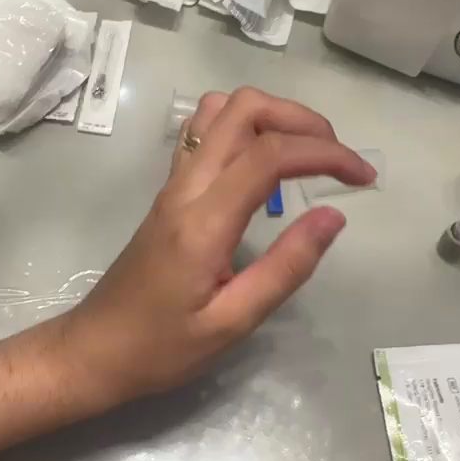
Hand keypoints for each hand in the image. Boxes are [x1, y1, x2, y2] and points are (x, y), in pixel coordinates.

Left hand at [57, 87, 374, 404]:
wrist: (95, 351)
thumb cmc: (162, 348)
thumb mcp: (233, 323)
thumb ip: (286, 267)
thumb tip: (333, 216)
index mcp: (204, 220)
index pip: (270, 154)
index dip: (326, 153)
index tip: (364, 177)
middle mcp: (185, 187)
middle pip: (243, 109)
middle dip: (302, 119)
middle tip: (337, 158)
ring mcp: (172, 184)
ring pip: (219, 111)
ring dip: (270, 116)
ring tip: (305, 153)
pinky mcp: (169, 191)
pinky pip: (204, 133)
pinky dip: (244, 127)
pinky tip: (264, 162)